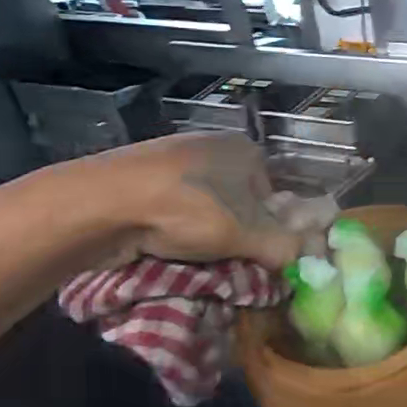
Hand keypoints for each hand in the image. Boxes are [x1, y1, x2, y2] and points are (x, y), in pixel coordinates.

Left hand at [99, 132, 307, 269]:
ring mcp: (172, 157)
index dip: (268, 229)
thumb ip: (284, 248)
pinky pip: (168, 209)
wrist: (99, 204)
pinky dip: (168, 229)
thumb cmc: (188, 209)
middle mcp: (213, 145)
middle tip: (223, 261)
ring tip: (188, 258)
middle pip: (237, 201)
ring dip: (199, 234)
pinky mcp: (137, 176)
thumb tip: (306, 260)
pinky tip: (159, 247)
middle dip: (233, 232)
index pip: (273, 196)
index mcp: (246, 148)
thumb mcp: (248, 235)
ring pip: (201, 206)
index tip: (255, 255)